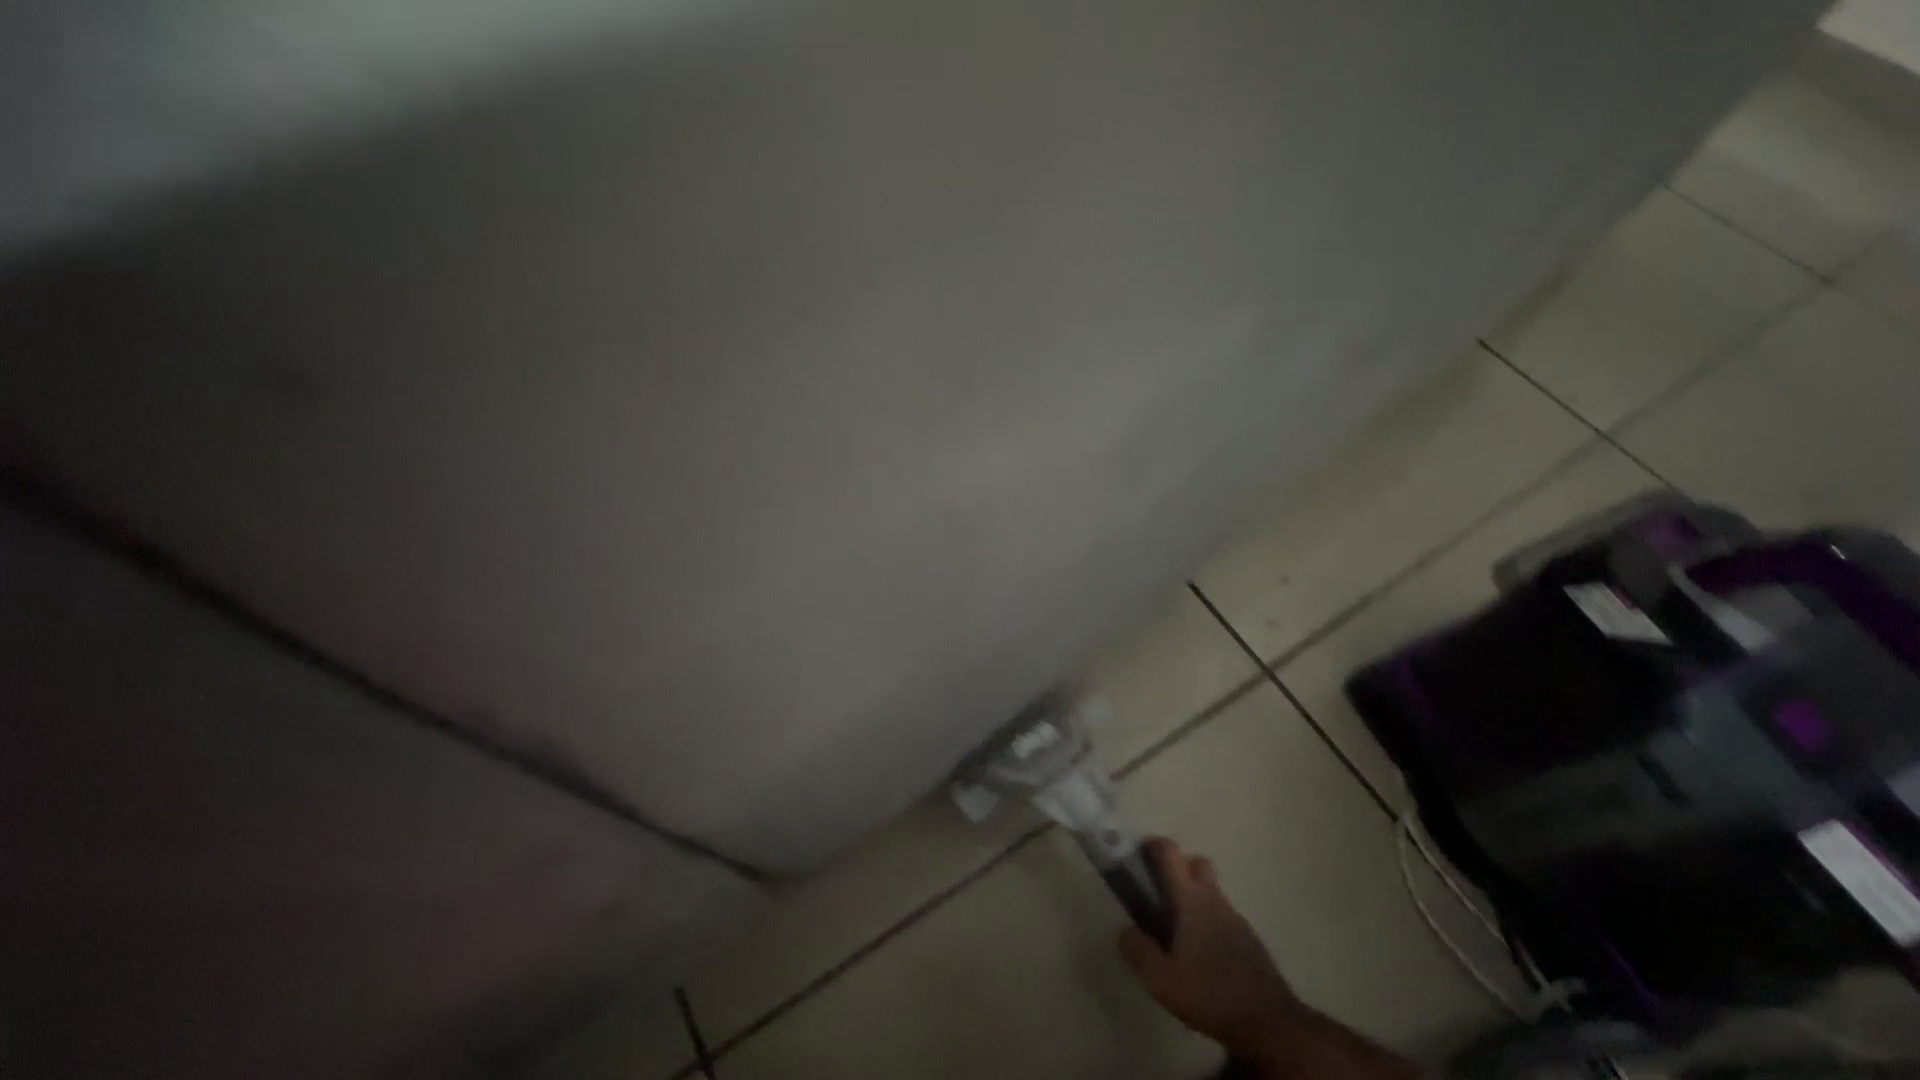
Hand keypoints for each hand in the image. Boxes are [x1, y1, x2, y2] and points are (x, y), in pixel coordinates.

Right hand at [1117, 837, 1302, 1057]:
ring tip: (1175, 932)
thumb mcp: (1160, 979)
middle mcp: (1214, 900)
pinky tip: (1200, 954)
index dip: (1151, 845)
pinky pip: (1223, 915)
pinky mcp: (1248, 938)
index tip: (1136, 853)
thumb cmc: (1209, 994)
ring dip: (1192, 896)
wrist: (1269, 1021)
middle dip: (1177, 867)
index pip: (1170, 853)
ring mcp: (1236, 918)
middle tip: (1157, 893)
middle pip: (1196, 862)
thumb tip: (1127, 930)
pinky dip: (1208, 921)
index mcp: (1190, 900)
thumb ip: (1138, 950)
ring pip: (1211, 890)